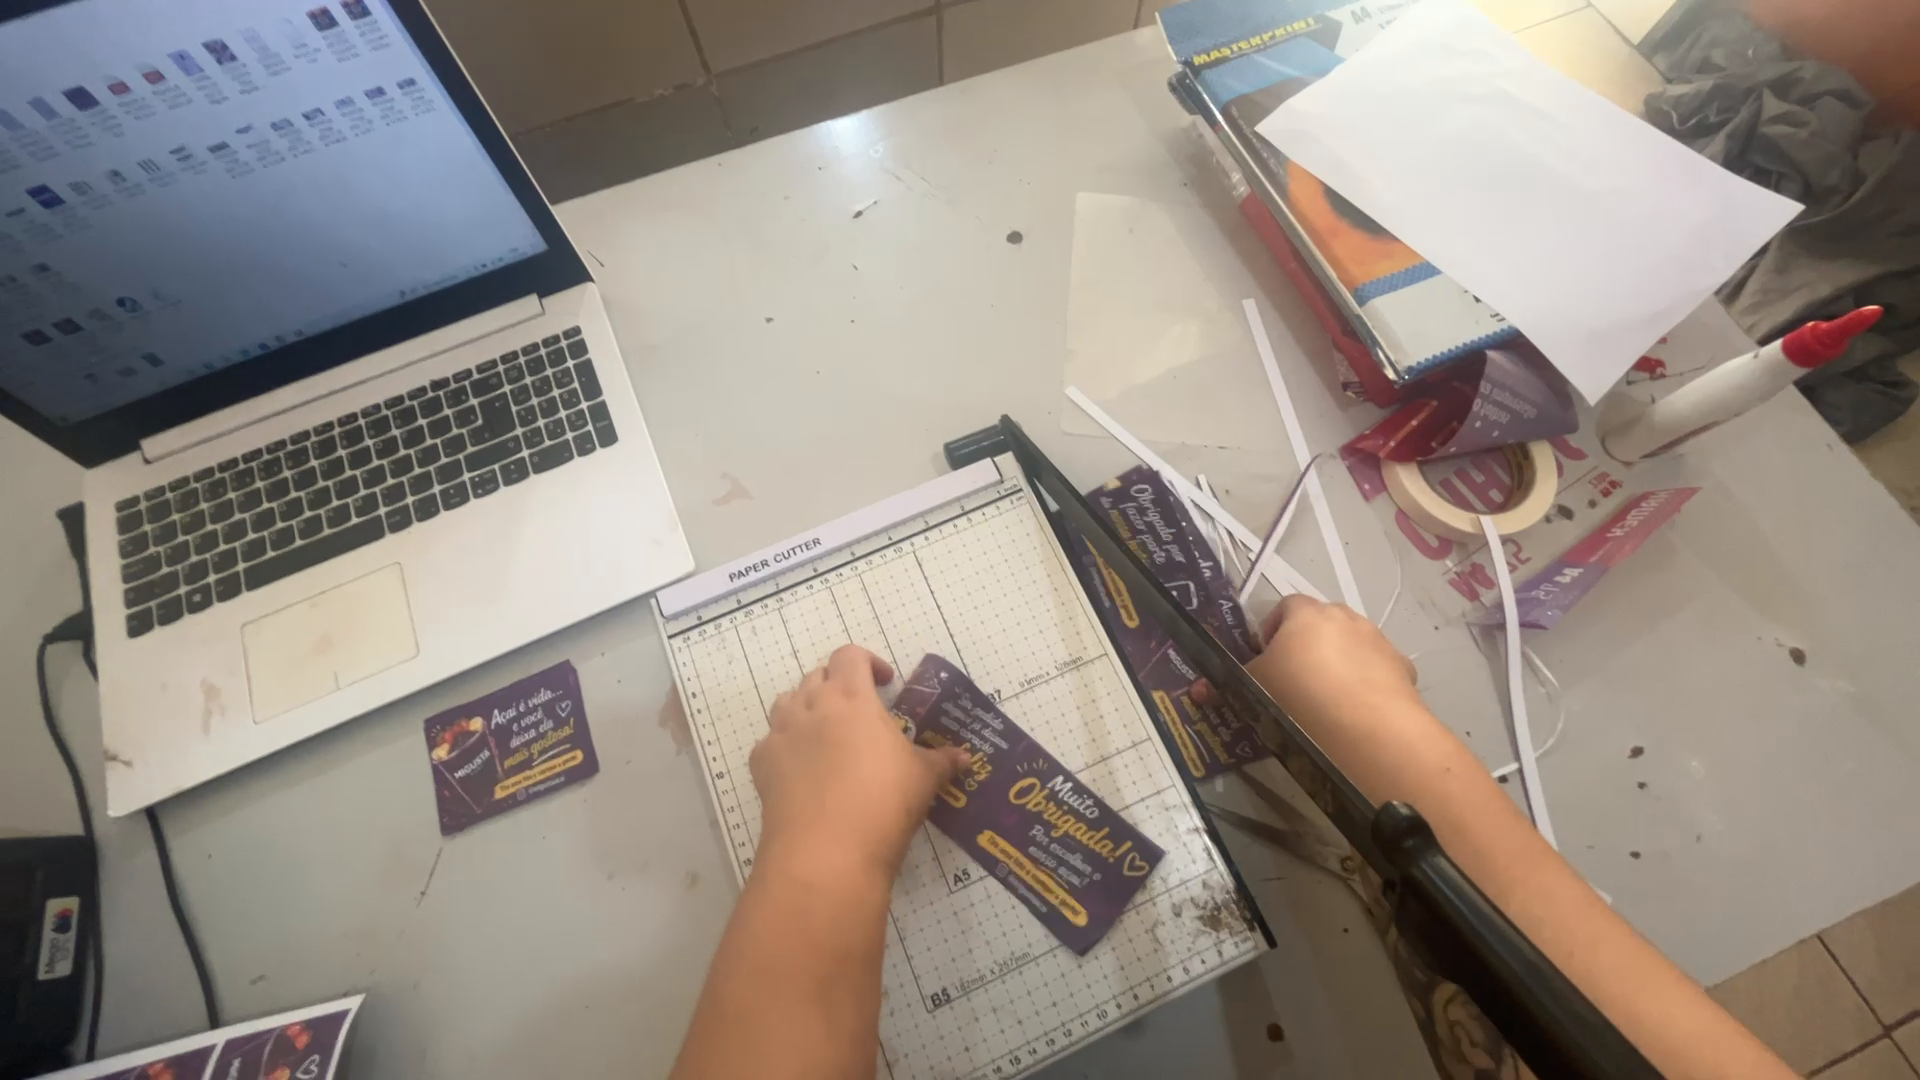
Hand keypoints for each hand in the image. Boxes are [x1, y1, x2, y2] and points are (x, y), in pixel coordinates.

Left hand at [750, 645, 968, 883]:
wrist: (826, 853)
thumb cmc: (883, 802)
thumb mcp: (924, 778)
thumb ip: (942, 760)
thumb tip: (964, 756)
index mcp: (851, 696)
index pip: (850, 655)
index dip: (868, 662)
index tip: (885, 683)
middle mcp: (811, 705)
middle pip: (817, 675)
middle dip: (838, 684)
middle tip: (859, 711)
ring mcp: (781, 734)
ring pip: (787, 702)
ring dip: (807, 708)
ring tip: (828, 734)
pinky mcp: (761, 766)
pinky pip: (771, 742)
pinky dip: (786, 746)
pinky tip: (803, 770)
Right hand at [1198, 594, 1418, 739]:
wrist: (1370, 733)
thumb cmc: (1298, 698)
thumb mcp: (1252, 691)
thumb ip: (1224, 686)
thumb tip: (1196, 690)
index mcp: (1306, 613)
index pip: (1284, 607)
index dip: (1270, 631)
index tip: (1264, 660)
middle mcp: (1346, 618)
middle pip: (1319, 624)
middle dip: (1305, 646)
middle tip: (1290, 681)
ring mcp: (1379, 642)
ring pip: (1350, 647)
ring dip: (1336, 664)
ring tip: (1323, 702)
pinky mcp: (1403, 671)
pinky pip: (1375, 671)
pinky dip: (1364, 685)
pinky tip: (1353, 714)